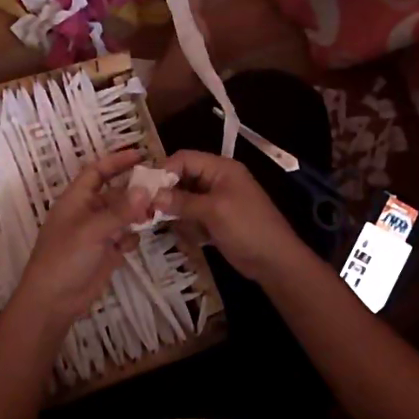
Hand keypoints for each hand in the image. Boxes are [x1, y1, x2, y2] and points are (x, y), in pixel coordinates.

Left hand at [9, 150, 149, 330]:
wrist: (54, 301)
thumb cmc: (65, 258)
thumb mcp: (92, 230)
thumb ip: (120, 211)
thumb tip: (146, 190)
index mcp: (76, 200)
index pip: (97, 172)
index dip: (116, 161)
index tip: (140, 154)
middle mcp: (88, 213)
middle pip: (115, 193)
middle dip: (135, 191)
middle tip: (160, 189)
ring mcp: (98, 233)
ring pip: (124, 216)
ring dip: (138, 214)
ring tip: (155, 214)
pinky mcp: (106, 252)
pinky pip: (125, 237)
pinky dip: (132, 238)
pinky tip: (132, 243)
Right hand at [156, 150, 315, 284]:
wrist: (274, 260)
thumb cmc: (247, 228)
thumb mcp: (213, 211)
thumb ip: (182, 201)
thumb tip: (151, 195)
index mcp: (221, 168)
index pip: (184, 158)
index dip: (164, 170)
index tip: (143, 190)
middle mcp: (218, 180)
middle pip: (183, 178)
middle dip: (166, 193)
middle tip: (146, 210)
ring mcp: (217, 201)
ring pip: (185, 199)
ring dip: (175, 211)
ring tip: (163, 224)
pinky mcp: (216, 220)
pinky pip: (193, 216)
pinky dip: (187, 224)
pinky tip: (186, 235)